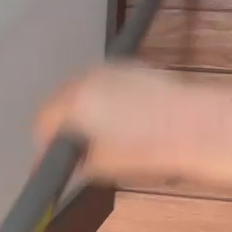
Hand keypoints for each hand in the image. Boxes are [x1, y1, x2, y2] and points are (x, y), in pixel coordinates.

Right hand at [35, 63, 188, 182]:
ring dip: (83, 108)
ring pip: (83, 87)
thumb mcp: (103, 164)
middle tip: (73, 150)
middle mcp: (88, 76)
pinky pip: (104, 81)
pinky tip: (121, 118)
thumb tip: (72, 162)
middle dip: (63, 123)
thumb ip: (78, 161)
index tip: (51, 164)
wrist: (189, 123)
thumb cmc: (144, 148)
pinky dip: (103, 97)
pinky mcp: (131, 66)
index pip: (43, 120)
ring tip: (99, 134)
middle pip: (61, 99)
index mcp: (75, 100)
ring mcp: (111, 67)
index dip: (44, 145)